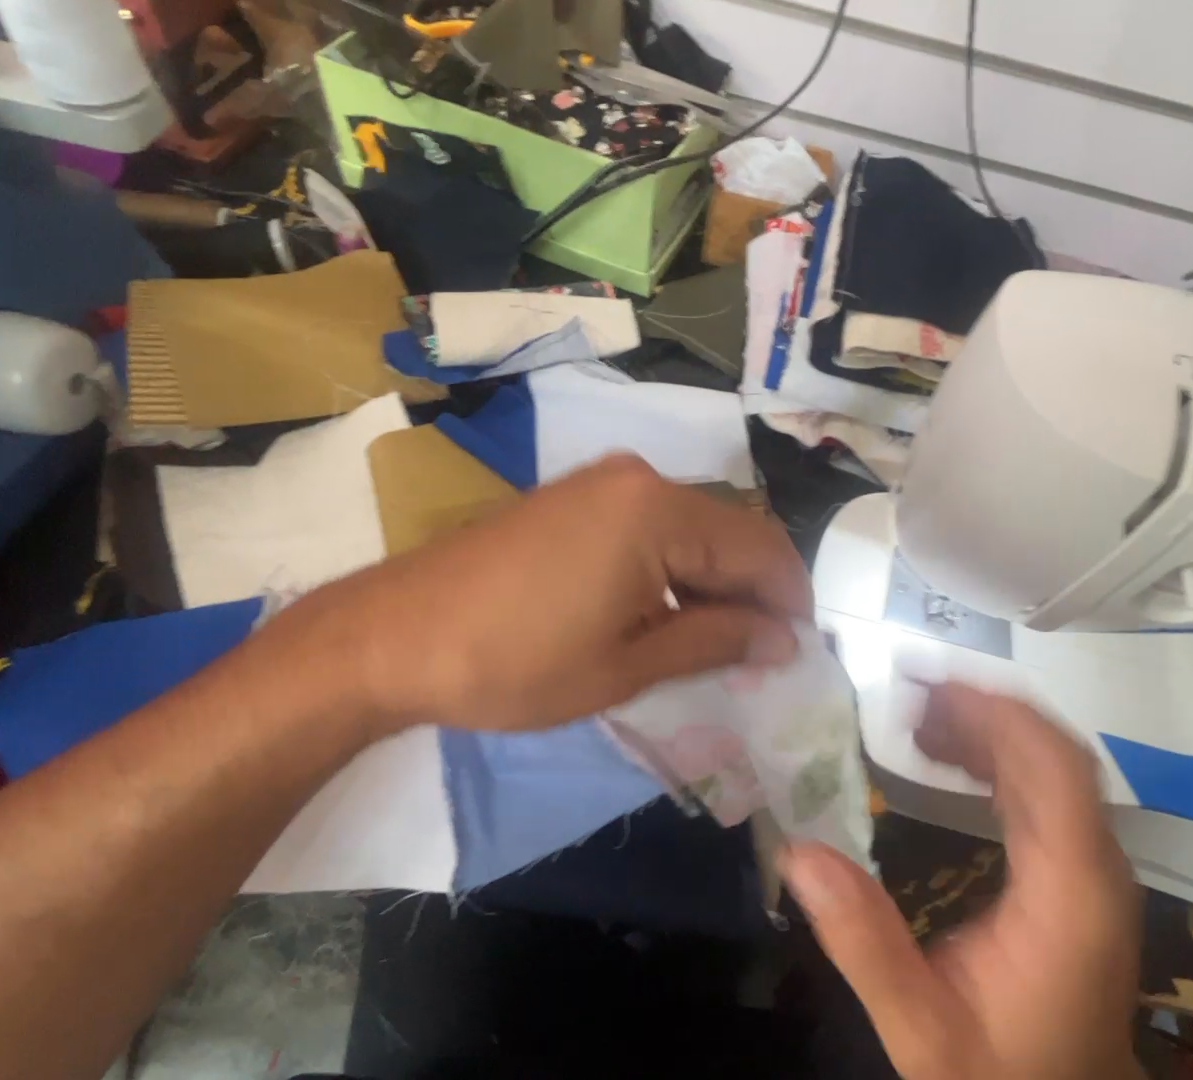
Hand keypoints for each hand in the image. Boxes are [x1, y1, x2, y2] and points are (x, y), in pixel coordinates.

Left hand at [277, 455, 810, 734]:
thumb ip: (716, 642)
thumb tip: (782, 639)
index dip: (790, 603)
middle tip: (755, 660)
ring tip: (709, 647)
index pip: (760, 549)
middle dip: (751, 595)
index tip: (798, 655)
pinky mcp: (573, 496)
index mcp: (659, 511)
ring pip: (690, 529)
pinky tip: (661, 615)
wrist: (393, 636)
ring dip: (711, 584)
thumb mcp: (626, 665)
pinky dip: (670, 569)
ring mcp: (600, 482)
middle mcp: (638, 477)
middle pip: (728, 533)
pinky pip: (649, 526)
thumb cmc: (515, 662)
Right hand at [781, 683, 1142, 1079]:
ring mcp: (1094, 870)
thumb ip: (864, 944)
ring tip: (913, 721)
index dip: (998, 713)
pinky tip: (946, 760)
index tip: (930, 686)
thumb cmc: (1000, 1074)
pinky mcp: (1079, 875)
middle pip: (1053, 755)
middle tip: (903, 697)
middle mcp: (1096, 868)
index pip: (1055, 769)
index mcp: (1070, 895)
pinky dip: (997, 761)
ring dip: (987, 731)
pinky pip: (1046, 792)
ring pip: (1052, 767)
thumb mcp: (920, 1028)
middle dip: (980, 711)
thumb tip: (797, 854)